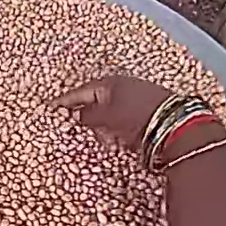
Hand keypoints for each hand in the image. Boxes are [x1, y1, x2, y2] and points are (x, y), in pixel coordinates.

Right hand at [48, 75, 172, 153]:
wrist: (176, 127)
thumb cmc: (136, 116)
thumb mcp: (106, 116)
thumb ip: (86, 116)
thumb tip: (75, 117)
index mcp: (109, 83)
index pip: (80, 92)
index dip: (64, 102)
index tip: (49, 108)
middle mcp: (122, 88)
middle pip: (93, 102)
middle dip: (81, 115)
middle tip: (67, 127)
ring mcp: (134, 101)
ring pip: (107, 113)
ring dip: (98, 126)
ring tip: (90, 138)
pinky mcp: (144, 115)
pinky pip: (119, 122)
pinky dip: (112, 130)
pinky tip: (111, 142)